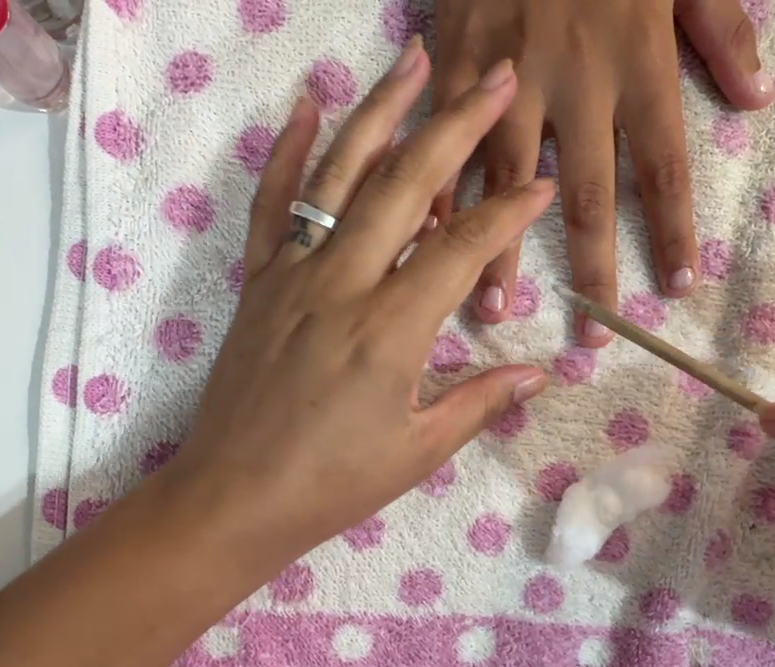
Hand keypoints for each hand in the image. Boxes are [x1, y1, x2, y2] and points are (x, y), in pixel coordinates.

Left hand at [152, 42, 552, 578]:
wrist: (234, 498)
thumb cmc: (333, 485)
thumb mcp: (418, 451)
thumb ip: (479, 402)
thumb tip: (538, 374)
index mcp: (390, 330)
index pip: (462, 249)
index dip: (508, 213)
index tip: (540, 182)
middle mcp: (341, 284)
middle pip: (406, 185)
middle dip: (457, 125)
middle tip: (498, 78)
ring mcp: (292, 275)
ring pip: (339, 175)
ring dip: (381, 111)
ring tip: (416, 61)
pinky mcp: (257, 282)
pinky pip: (272, 204)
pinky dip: (288, 150)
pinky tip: (309, 104)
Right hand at [430, 0, 773, 344]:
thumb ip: (723, 30)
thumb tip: (756, 99)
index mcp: (637, 59)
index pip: (664, 166)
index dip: (674, 231)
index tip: (678, 288)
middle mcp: (575, 80)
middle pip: (586, 196)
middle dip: (592, 269)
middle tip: (592, 336)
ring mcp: (509, 76)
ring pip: (503, 183)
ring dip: (496, 252)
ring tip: (495, 313)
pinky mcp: (457, 63)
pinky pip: (445, 143)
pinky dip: (436, 198)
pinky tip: (429, 246)